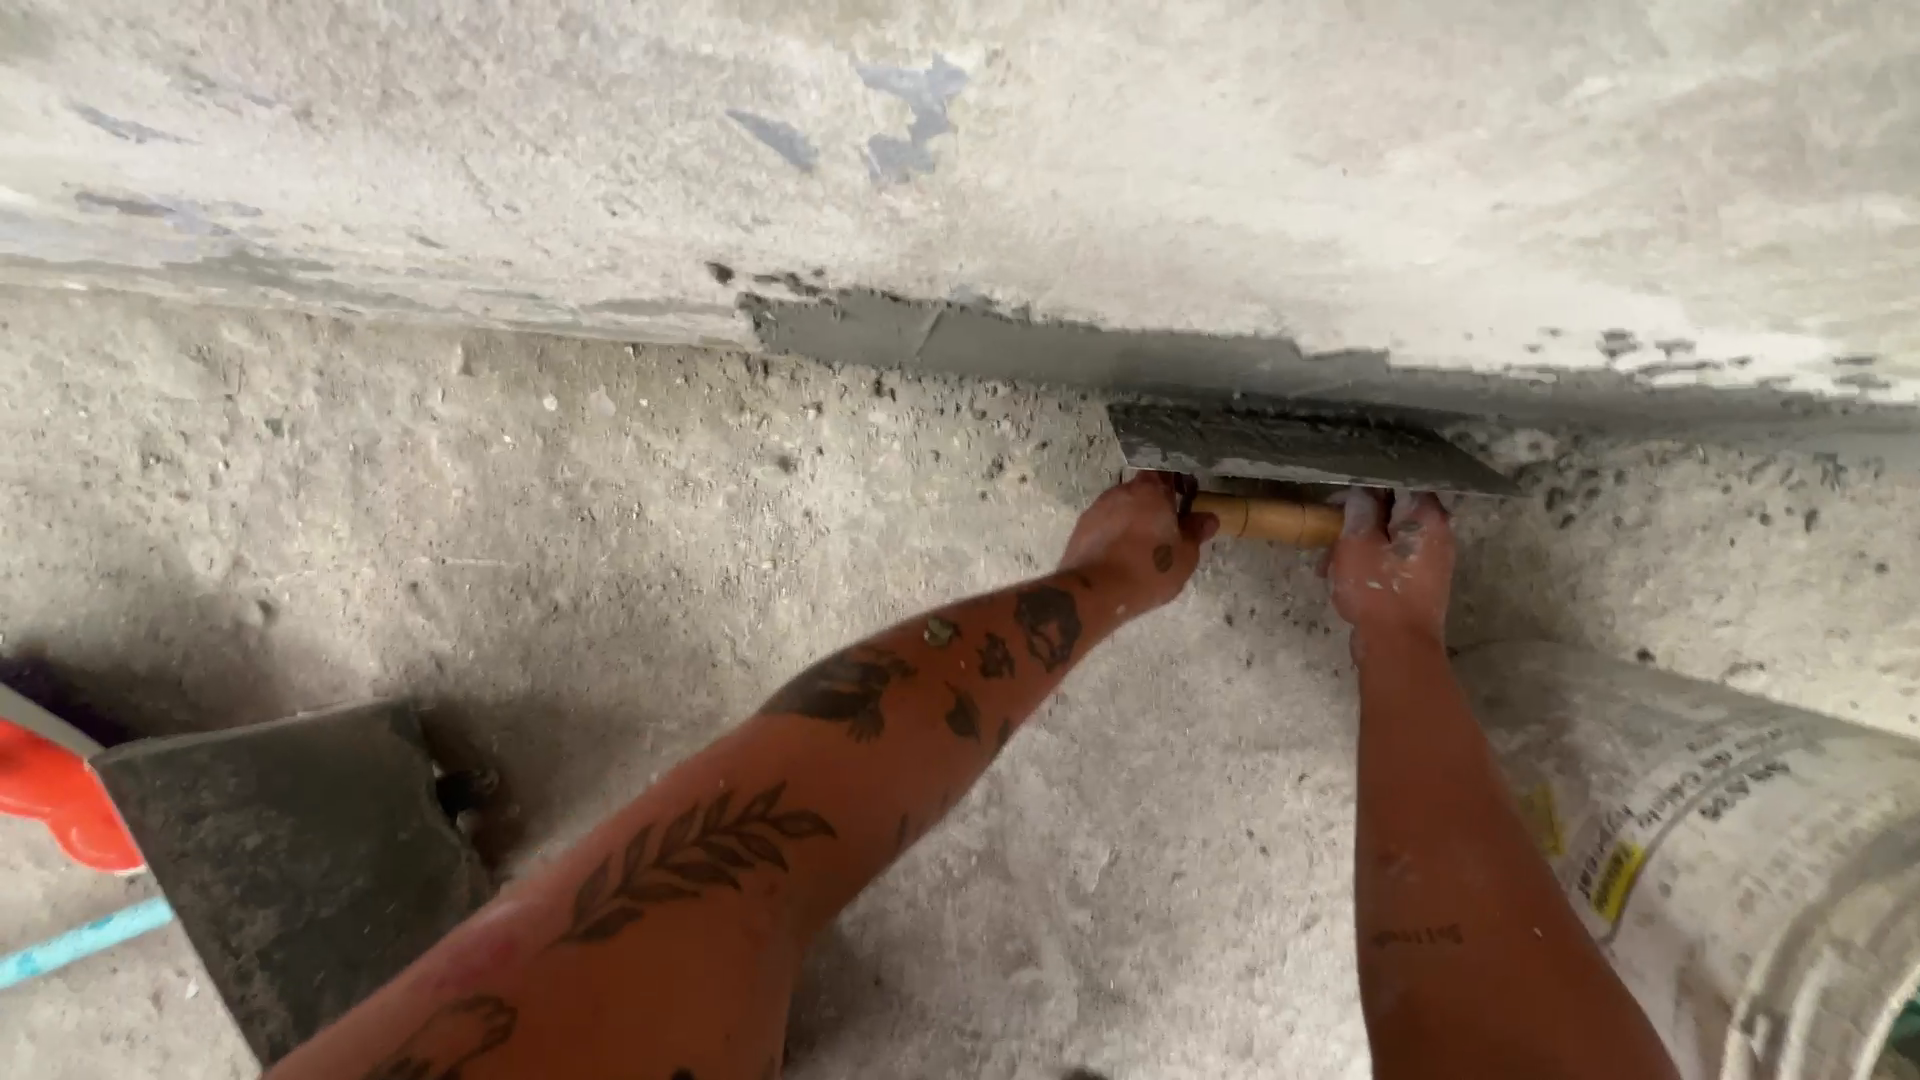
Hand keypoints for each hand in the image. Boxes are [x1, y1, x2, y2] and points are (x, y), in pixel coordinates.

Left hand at [1060, 473, 1218, 611]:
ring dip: (1132, 522)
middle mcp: (1120, 491)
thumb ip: (1195, 532)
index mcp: (1149, 490)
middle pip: (1141, 492)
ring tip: (1141, 549)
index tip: (1183, 504)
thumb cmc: (1148, 570)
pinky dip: (1114, 535)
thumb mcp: (1185, 556)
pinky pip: (1104, 525)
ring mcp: (1096, 508)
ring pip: (1121, 508)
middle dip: (1153, 507)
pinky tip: (1120, 557)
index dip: (1176, 485)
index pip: (1166, 473)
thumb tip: (1207, 517)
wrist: (1094, 592)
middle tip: (1165, 533)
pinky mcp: (1080, 528)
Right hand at [1325, 488, 1453, 649]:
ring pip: (1388, 540)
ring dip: (1356, 546)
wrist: (1397, 645)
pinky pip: (1390, 562)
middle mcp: (1436, 536)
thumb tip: (1362, 492)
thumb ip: (1360, 510)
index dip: (1366, 486)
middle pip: (1393, 514)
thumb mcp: (1357, 542)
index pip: (1399, 484)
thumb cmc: (1376, 589)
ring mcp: (1430, 562)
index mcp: (1427, 518)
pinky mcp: (1419, 584)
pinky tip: (1341, 578)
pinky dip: (1367, 564)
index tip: (1338, 498)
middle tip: (1328, 534)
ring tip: (1327, 564)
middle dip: (1357, 522)